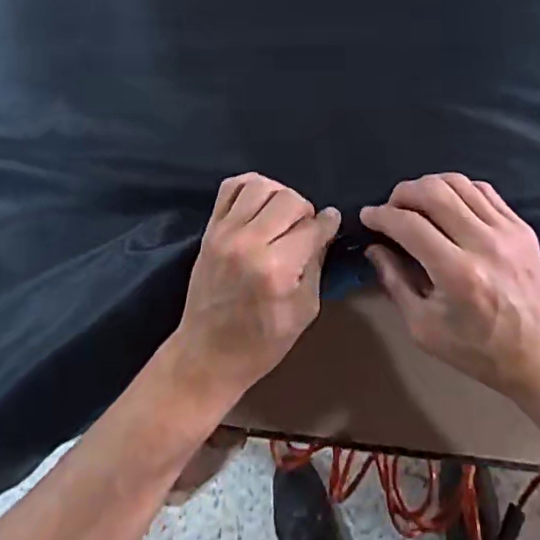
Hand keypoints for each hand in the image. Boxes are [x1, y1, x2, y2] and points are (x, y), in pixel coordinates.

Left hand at [166, 173, 340, 404]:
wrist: (207, 353)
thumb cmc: (261, 343)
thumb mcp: (304, 311)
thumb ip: (316, 265)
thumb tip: (324, 232)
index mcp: (276, 270)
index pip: (312, 227)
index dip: (328, 223)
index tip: (332, 222)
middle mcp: (249, 244)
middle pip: (288, 199)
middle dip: (305, 210)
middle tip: (305, 228)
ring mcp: (225, 233)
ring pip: (260, 186)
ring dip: (279, 195)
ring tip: (282, 215)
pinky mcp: (209, 229)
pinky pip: (230, 187)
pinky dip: (249, 186)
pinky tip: (260, 202)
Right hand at [361, 174, 539, 402]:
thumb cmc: (478, 349)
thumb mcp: (424, 328)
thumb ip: (395, 282)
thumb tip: (374, 247)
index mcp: (458, 274)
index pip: (409, 224)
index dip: (381, 215)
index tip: (368, 217)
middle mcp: (484, 244)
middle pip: (433, 192)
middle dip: (402, 193)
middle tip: (390, 208)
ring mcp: (507, 232)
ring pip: (458, 183)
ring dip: (428, 186)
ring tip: (416, 203)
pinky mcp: (521, 227)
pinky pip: (483, 190)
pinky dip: (457, 189)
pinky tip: (448, 205)